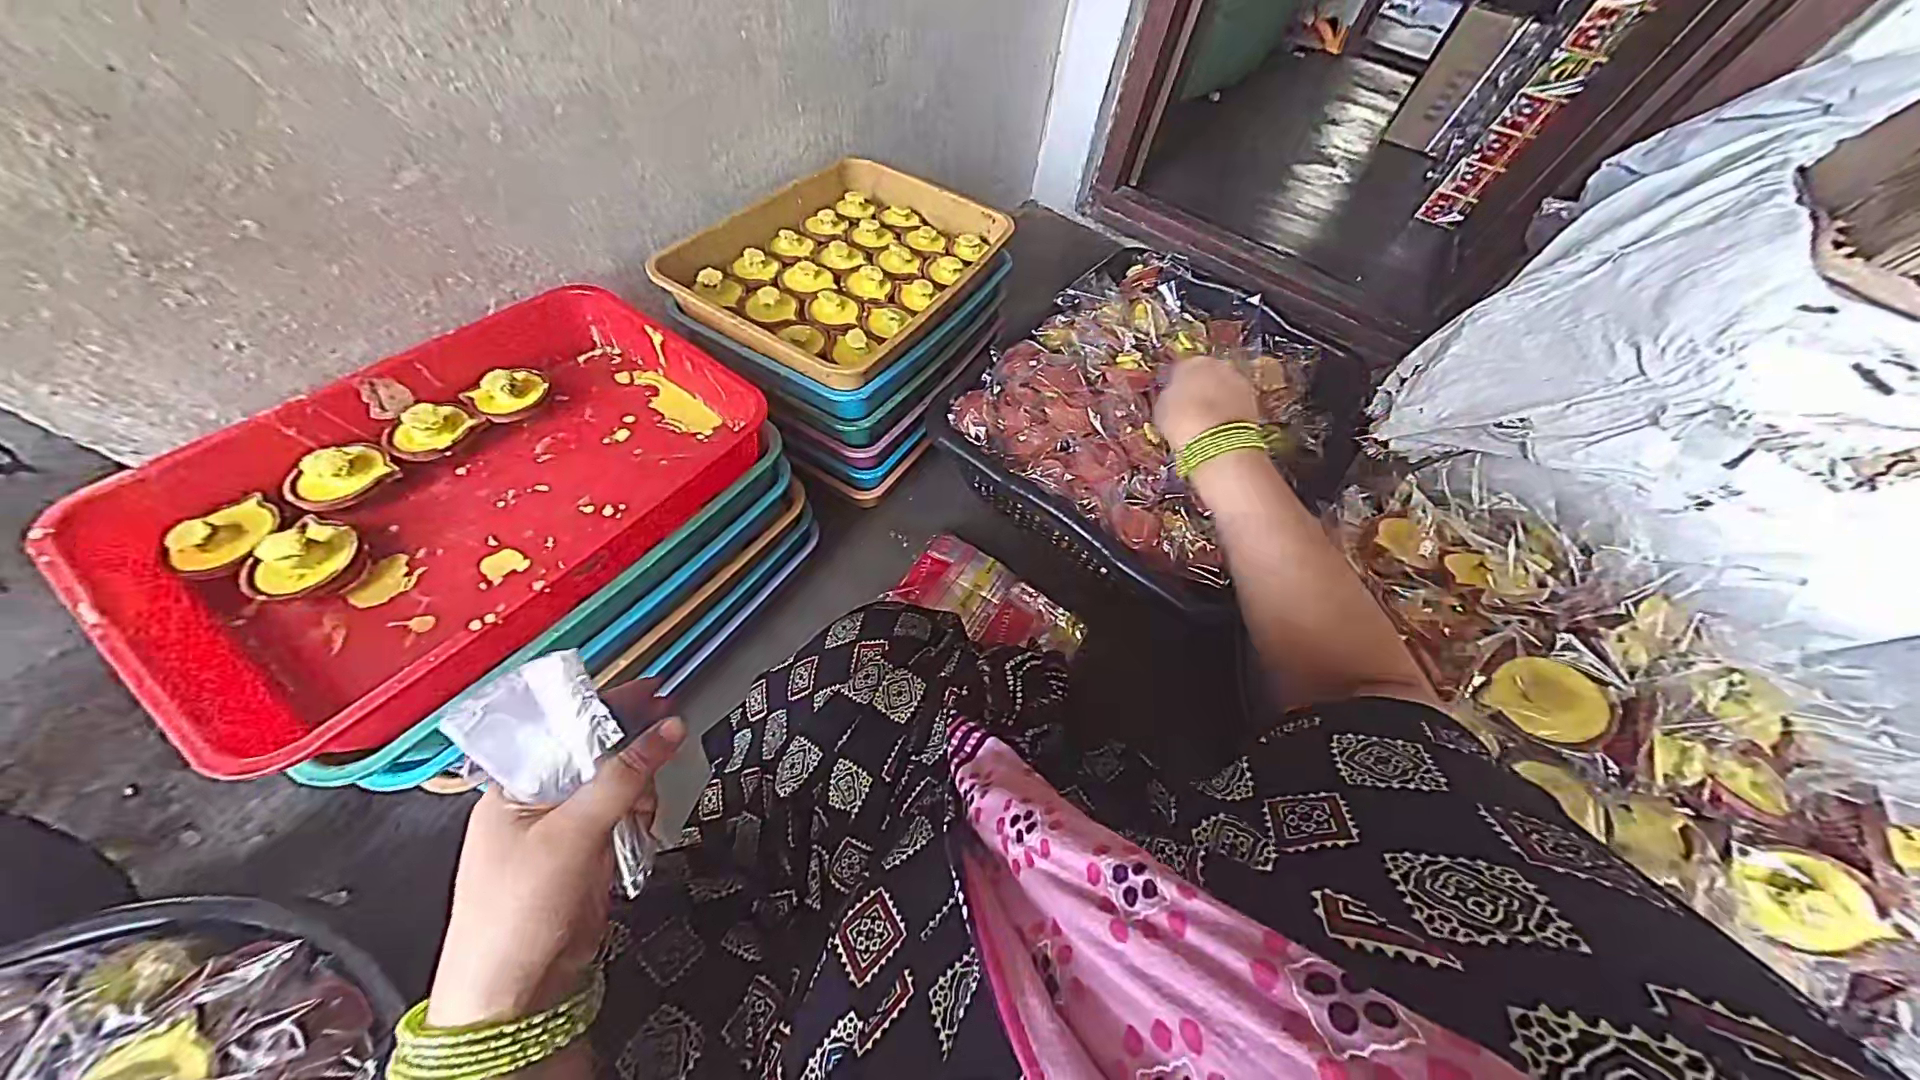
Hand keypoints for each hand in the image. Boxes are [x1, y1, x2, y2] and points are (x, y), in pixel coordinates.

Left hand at [425, 682, 685, 1027]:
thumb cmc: (511, 917)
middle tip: (663, 748)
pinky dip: (642, 817)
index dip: (611, 706)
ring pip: (623, 782)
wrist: (519, 993)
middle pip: (603, 752)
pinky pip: (629, 812)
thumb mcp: (571, 832)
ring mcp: (568, 824)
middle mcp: (541, 800)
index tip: (653, 691)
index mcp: (516, 786)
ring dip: (641, 792)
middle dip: (633, 757)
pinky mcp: (591, 847)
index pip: (567, 728)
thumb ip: (623, 776)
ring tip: (639, 816)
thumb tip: (664, 730)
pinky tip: (639, 830)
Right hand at [1152, 354, 1260, 452]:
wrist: (1216, 439)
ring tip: (1206, 420)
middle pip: (1207, 375)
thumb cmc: (1181, 420)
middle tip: (1191, 408)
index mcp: (1192, 362)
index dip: (1176, 385)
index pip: (1181, 369)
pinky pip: (1235, 404)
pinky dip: (1228, 412)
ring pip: (1224, 388)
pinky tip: (1219, 426)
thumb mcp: (1161, 408)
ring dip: (1217, 400)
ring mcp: (1240, 382)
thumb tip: (1173, 396)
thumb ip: (1169, 396)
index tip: (1173, 399)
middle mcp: (1219, 365)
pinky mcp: (1254, 401)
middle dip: (1200, 389)